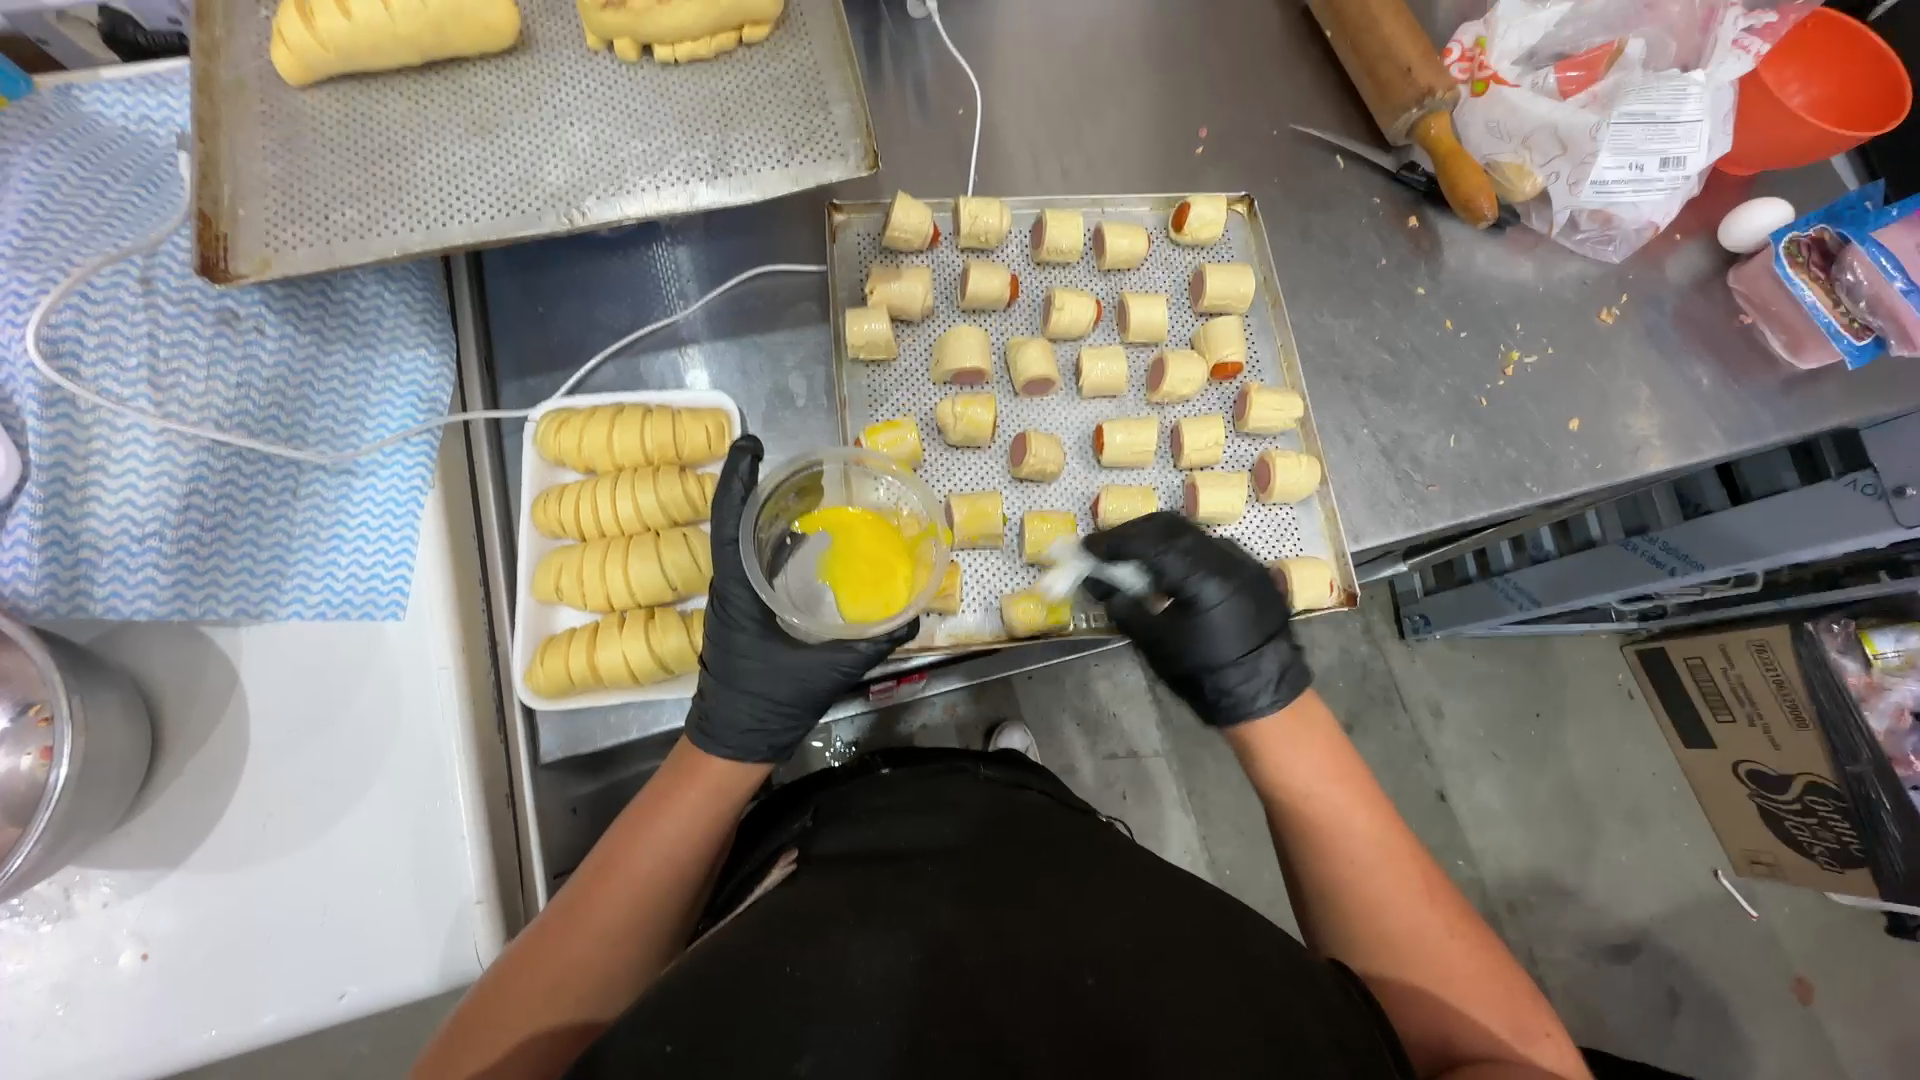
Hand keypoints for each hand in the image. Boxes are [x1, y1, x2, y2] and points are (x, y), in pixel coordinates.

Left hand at [686, 436, 918, 762]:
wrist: (736, 739)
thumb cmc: (769, 701)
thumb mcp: (827, 670)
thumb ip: (871, 644)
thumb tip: (912, 617)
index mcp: (739, 589)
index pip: (729, 519)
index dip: (738, 477)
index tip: (751, 442)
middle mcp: (730, 585)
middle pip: (737, 521)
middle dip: (760, 486)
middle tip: (796, 463)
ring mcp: (733, 599)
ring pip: (745, 542)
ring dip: (768, 514)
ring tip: (804, 491)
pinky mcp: (742, 613)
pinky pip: (756, 564)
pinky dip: (777, 545)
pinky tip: (808, 541)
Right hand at [1082, 512, 1309, 726]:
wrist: (1265, 696)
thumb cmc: (1205, 674)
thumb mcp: (1156, 643)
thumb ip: (1124, 607)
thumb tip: (1098, 583)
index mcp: (1203, 576)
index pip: (1149, 542)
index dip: (1113, 541)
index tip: (1087, 547)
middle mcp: (1227, 557)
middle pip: (1170, 527)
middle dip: (1133, 533)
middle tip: (1106, 548)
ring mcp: (1244, 561)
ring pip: (1191, 534)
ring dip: (1157, 540)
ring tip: (1132, 559)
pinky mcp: (1252, 572)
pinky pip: (1209, 549)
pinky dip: (1180, 552)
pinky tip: (1167, 573)